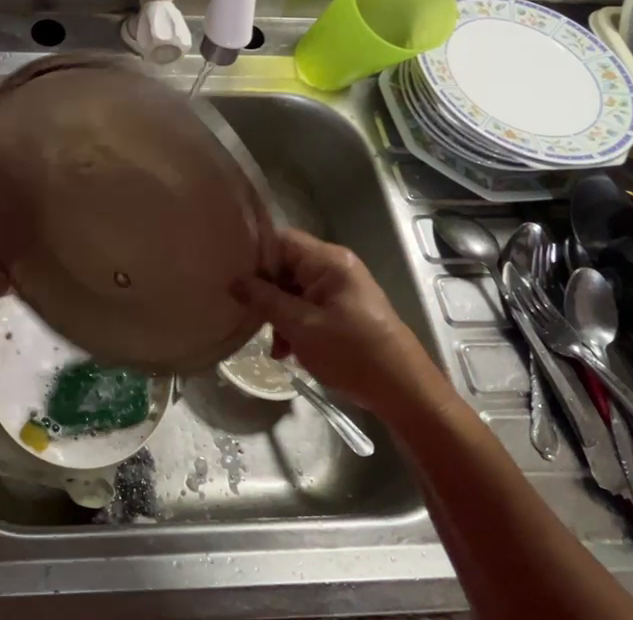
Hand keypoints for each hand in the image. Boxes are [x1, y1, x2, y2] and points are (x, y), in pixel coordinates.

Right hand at [230, 227, 447, 420]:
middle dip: (265, 292)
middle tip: (245, 315)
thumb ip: (264, 300)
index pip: (280, 240)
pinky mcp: (345, 311)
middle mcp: (336, 267)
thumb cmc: (351, 353)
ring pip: (295, 290)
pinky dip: (295, 325)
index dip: (253, 256)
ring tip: (273, 346)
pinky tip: (288, 351)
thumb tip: (234, 281)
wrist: (404, 391)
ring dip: (279, 314)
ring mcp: (342, 289)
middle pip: (286, 266)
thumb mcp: (300, 326)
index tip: (228, 274)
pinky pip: (309, 307)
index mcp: (328, 261)